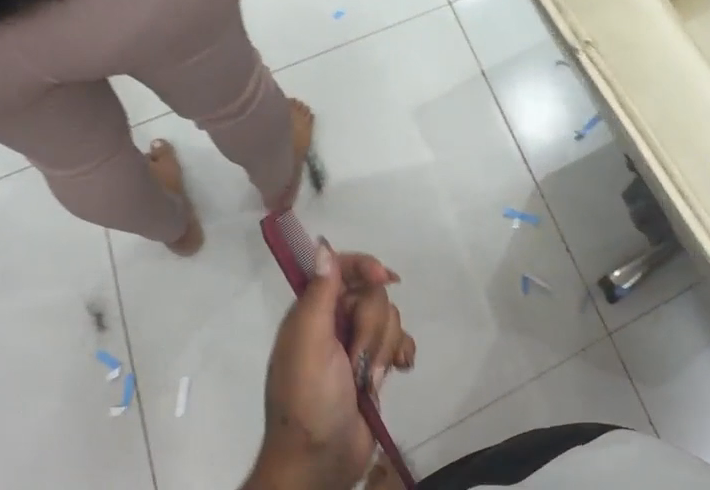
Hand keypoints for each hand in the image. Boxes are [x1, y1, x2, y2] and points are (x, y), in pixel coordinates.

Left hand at [245, 245, 416, 489]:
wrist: (318, 463)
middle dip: (372, 326)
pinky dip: (401, 353)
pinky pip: (398, 343)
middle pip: (372, 295)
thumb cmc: (309, 401)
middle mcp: (332, 325)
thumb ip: (319, 294)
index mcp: (310, 314)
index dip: (364, 266)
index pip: (340, 268)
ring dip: (383, 348)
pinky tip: (400, 370)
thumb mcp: (308, 344)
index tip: (384, 277)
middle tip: (356, 358)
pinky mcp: (372, 369)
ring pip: (388, 319)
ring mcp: (353, 348)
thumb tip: (323, 246)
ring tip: (369, 379)